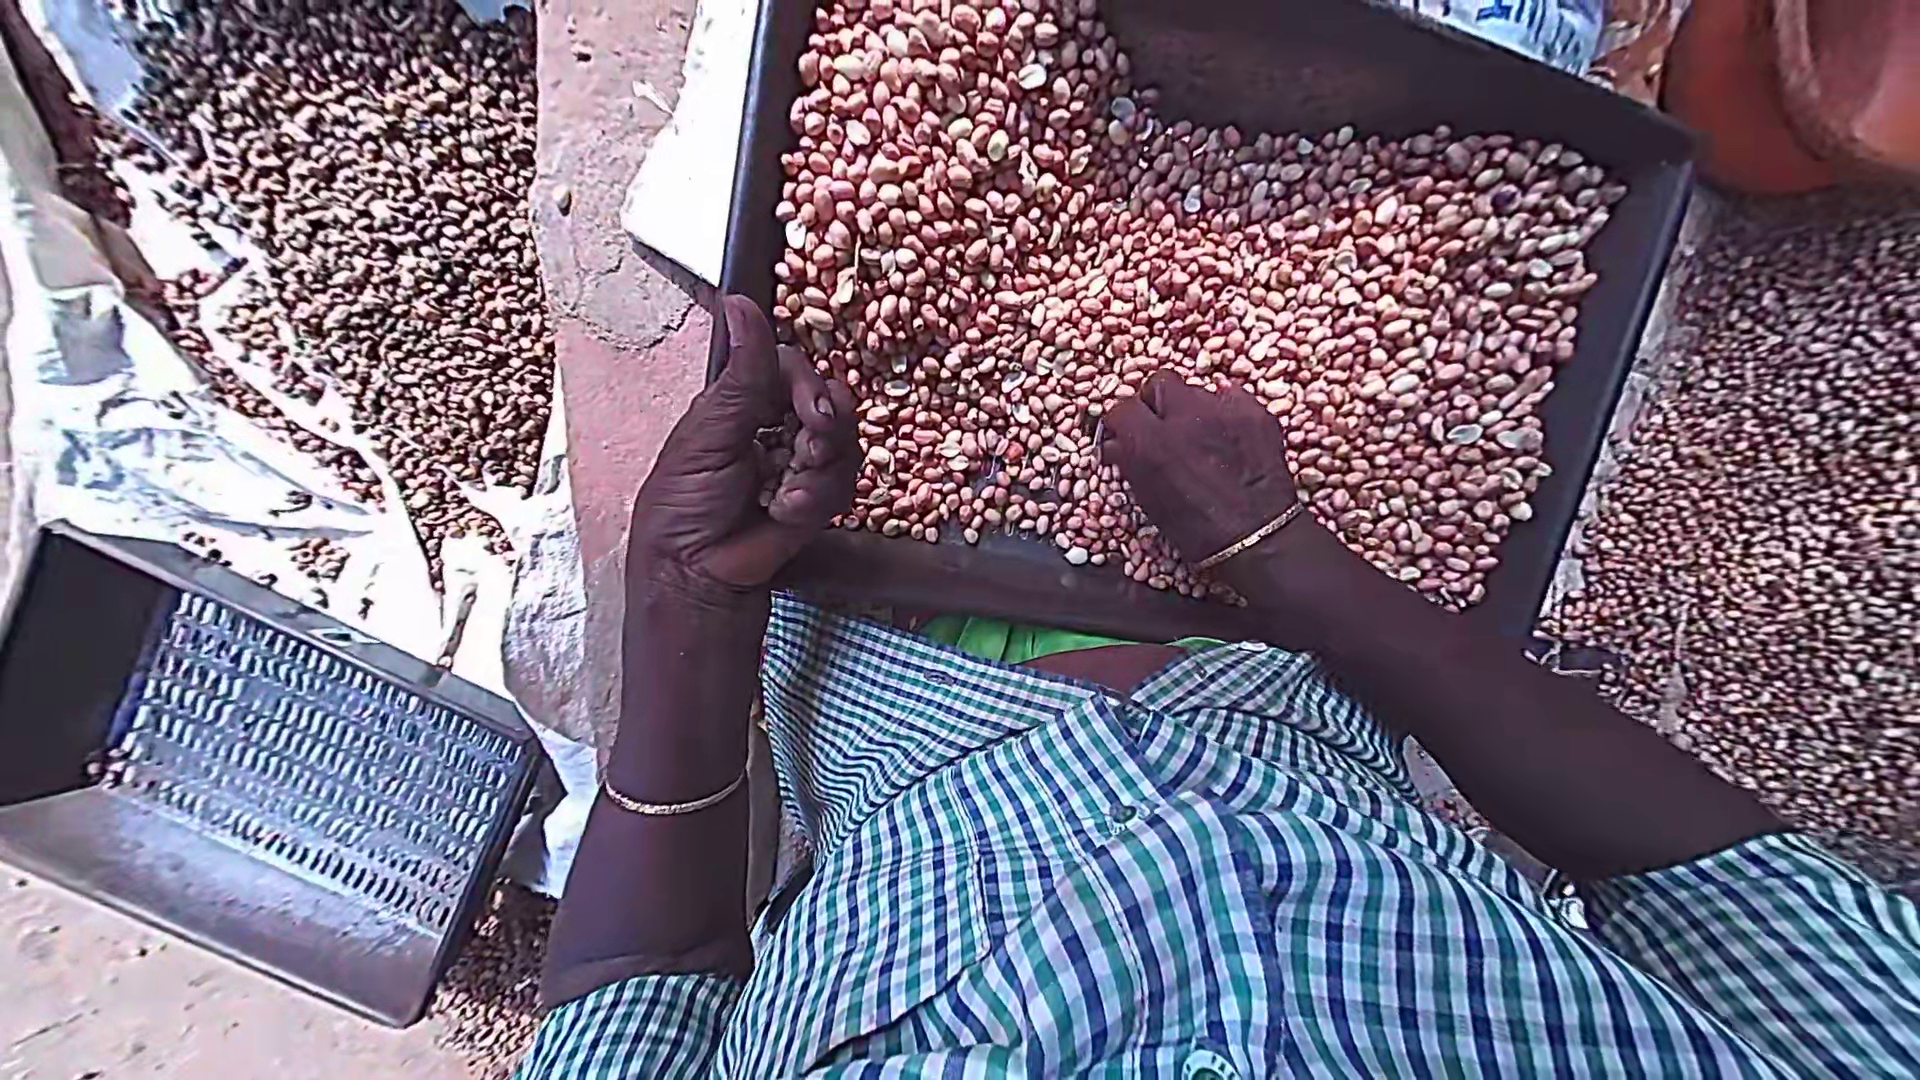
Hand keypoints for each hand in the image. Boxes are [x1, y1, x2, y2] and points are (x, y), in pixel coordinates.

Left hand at [629, 295, 856, 599]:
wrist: (698, 571)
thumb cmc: (684, 503)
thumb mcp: (709, 433)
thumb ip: (743, 375)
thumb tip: (740, 303)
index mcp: (744, 401)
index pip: (792, 369)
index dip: (809, 385)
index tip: (811, 411)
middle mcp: (777, 426)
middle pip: (830, 402)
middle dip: (824, 429)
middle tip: (806, 453)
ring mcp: (802, 461)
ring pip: (845, 442)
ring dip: (819, 471)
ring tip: (785, 494)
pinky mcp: (819, 496)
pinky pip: (845, 482)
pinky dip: (818, 498)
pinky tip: (787, 511)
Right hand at [1100, 372, 1310, 591]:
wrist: (1256, 538)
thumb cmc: (1195, 530)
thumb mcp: (1148, 499)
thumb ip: (1129, 463)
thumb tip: (1115, 445)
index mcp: (1151, 443)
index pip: (1121, 409)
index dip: (1119, 422)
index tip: (1122, 432)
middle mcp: (1185, 418)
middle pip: (1158, 384)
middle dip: (1153, 402)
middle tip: (1157, 424)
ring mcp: (1224, 411)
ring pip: (1195, 390)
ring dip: (1188, 408)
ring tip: (1193, 433)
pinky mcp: (1255, 413)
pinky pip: (1230, 398)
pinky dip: (1221, 411)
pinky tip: (1222, 433)